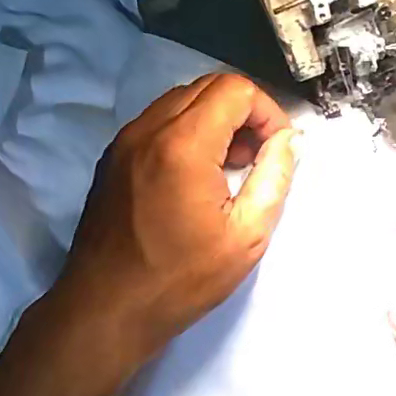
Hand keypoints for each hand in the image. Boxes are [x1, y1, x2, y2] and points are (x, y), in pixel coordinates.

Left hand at [54, 73, 299, 363]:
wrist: (107, 309)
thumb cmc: (182, 279)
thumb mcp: (246, 236)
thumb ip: (274, 177)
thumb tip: (288, 140)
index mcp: (183, 144)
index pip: (236, 89)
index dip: (267, 112)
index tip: (276, 150)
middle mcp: (148, 129)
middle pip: (207, 86)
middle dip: (243, 113)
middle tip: (257, 157)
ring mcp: (124, 141)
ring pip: (181, 101)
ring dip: (214, 120)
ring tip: (228, 167)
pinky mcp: (112, 158)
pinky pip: (157, 122)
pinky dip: (186, 132)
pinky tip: (194, 176)